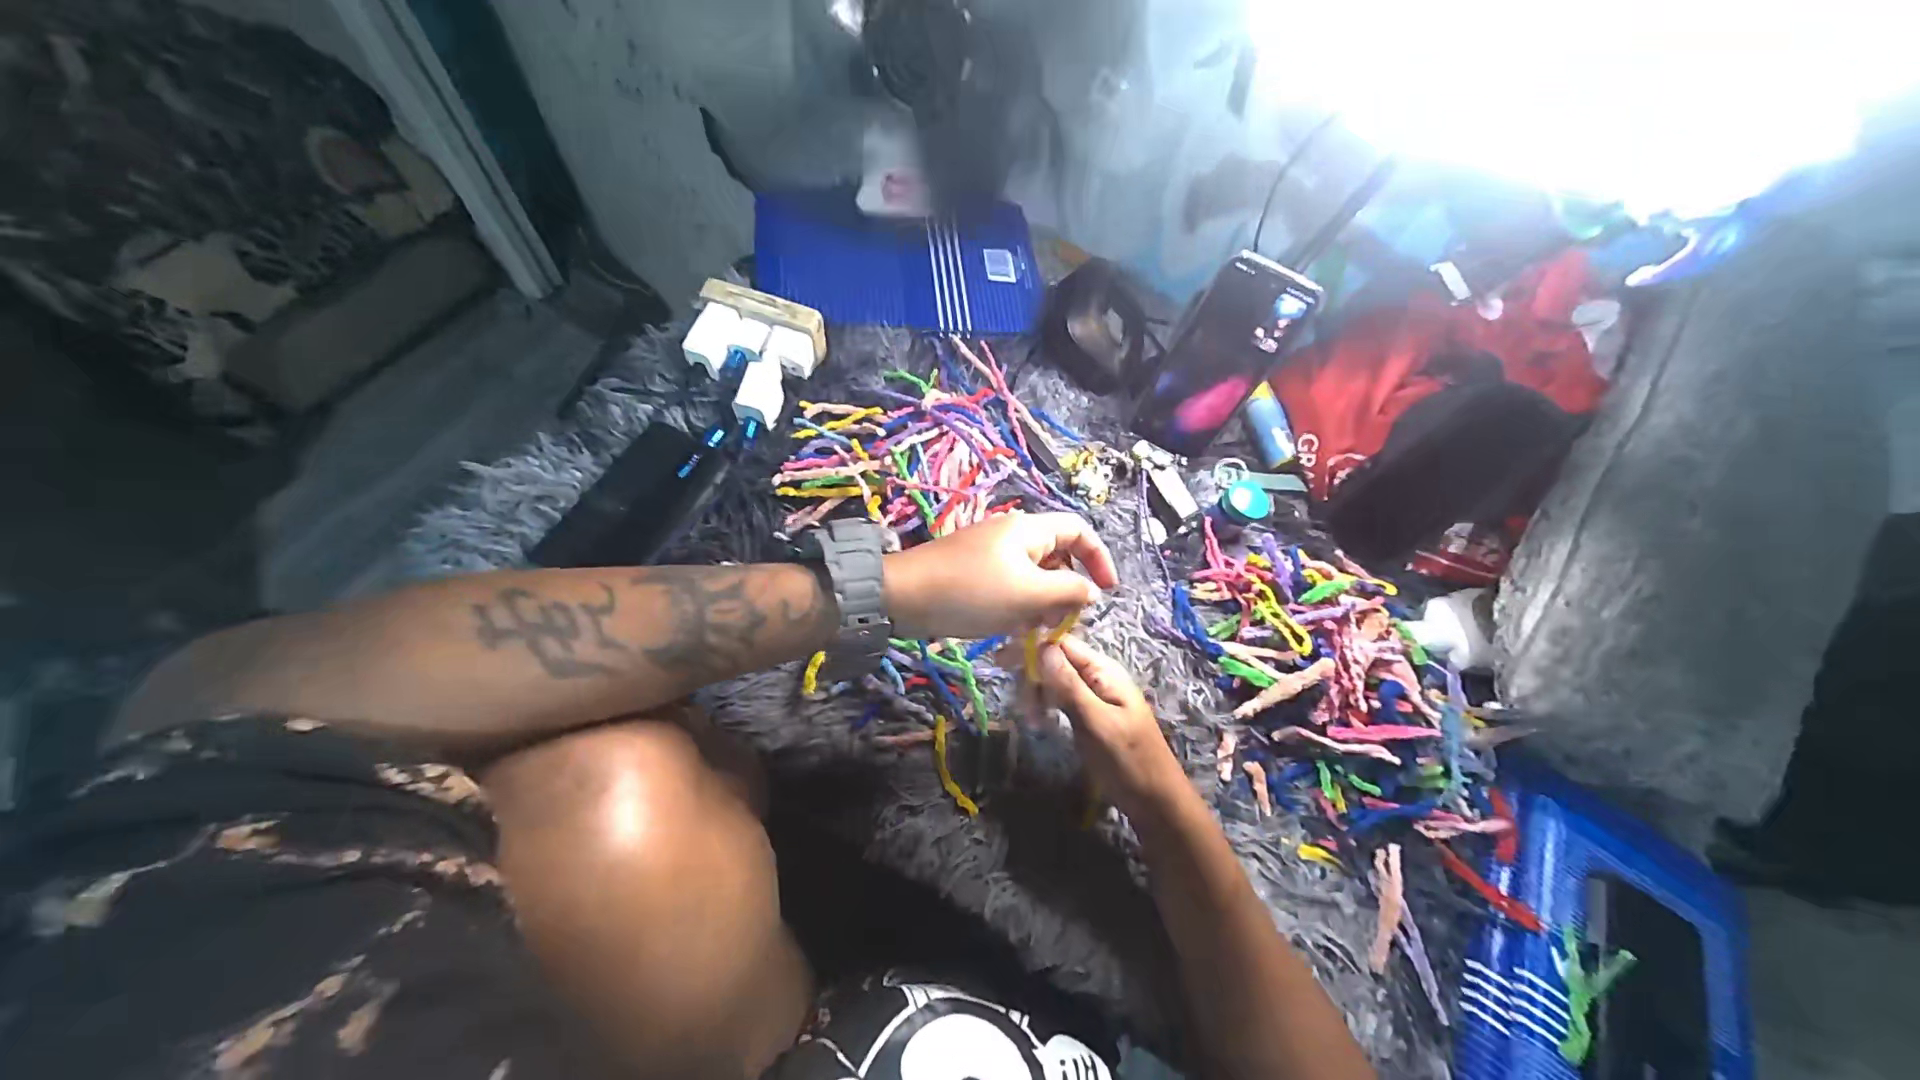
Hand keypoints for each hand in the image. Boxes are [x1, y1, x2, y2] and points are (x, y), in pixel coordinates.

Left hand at [883, 513, 1118, 639]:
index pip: (1079, 530)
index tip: (1107, 591)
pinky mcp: (973, 575)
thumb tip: (1090, 591)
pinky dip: (1018, 607)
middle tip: (1062, 622)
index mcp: (1029, 530)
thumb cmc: (972, 591)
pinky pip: (1009, 588)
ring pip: (1033, 577)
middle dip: (1066, 590)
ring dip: (1042, 604)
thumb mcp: (1029, 594)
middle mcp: (1012, 536)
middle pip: (1056, 557)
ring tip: (1035, 632)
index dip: (1099, 558)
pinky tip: (1011, 631)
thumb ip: (1069, 592)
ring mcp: (991, 556)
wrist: (902, 596)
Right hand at [1036, 635, 1187, 819]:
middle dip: (1032, 677)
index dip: (1031, 647)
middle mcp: (1098, 675)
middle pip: (1054, 659)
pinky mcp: (1089, 712)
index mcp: (1103, 670)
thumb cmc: (1128, 761)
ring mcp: (1094, 694)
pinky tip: (1040, 723)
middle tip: (1022, 706)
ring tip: (1033, 722)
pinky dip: (1046, 706)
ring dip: (1037, 695)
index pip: (1060, 642)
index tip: (1001, 662)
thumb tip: (1043, 647)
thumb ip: (1069, 685)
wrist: (1156, 801)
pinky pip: (1060, 698)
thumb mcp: (1096, 722)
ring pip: (1054, 680)